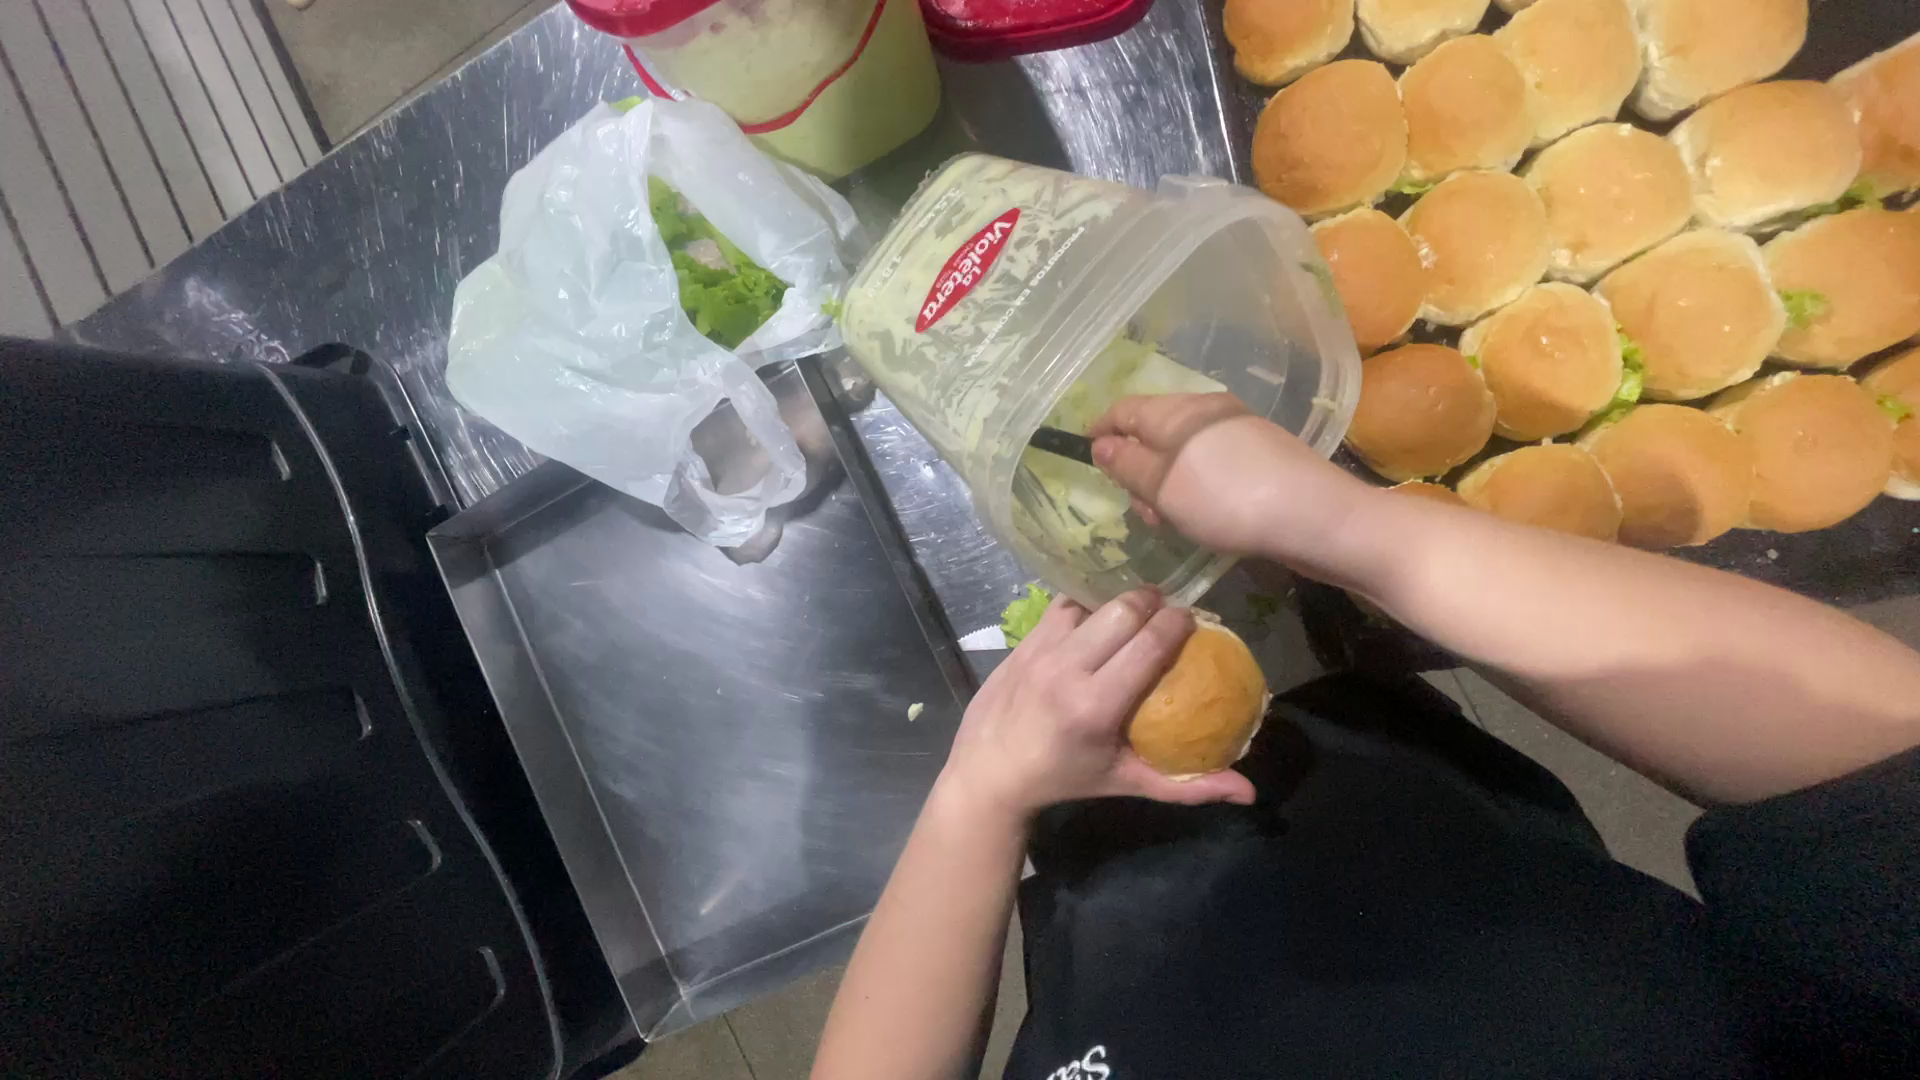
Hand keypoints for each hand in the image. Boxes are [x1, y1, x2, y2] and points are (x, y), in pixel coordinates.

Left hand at [939, 589, 1256, 821]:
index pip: (1147, 645)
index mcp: (1094, 706)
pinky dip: (1084, 607)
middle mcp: (1065, 669)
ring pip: (1089, 603)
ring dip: (1116, 602)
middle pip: (1121, 612)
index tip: (1192, 621)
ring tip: (1134, 611)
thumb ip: (1186, 786)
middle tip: (1168, 610)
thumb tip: (1248, 791)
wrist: (989, 769)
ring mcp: (1038, 650)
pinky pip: (1060, 607)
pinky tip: (1095, 619)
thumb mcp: (1123, 783)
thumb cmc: (1062, 777)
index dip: (1177, 623)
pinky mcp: (1021, 641)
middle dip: (1152, 602)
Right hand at [1088, 393, 1367, 562]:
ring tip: (1171, 522)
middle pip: (1153, 431)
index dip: (1101, 429)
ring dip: (1164, 485)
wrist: (1317, 518)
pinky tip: (1202, 518)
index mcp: (1178, 411)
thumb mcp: (1163, 486)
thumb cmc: (1226, 501)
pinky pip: (1209, 464)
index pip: (1124, 409)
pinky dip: (1193, 487)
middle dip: (1136, 468)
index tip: (1086, 455)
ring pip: (1181, 452)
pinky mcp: (1260, 456)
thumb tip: (1100, 444)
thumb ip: (1126, 463)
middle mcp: (1206, 411)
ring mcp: (1237, 431)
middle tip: (1139, 510)